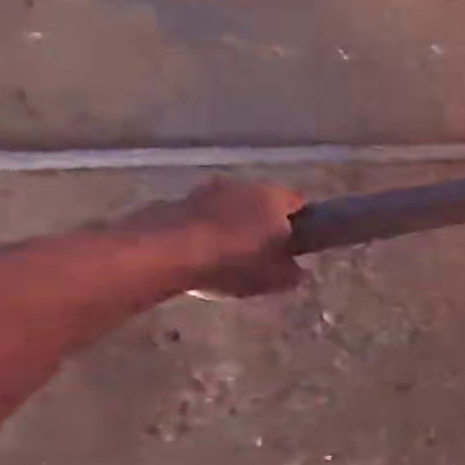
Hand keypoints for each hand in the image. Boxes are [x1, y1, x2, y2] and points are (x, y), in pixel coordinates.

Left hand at [132, 178, 304, 296]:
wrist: (159, 256)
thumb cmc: (234, 263)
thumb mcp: (279, 279)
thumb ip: (294, 271)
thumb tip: (297, 268)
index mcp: (274, 199)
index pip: (299, 201)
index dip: (304, 219)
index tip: (301, 239)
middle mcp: (240, 186)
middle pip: (260, 200)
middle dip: (264, 220)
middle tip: (266, 248)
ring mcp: (200, 192)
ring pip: (227, 206)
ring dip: (230, 223)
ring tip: (229, 254)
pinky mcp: (168, 203)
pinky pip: (197, 216)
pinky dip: (201, 230)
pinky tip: (199, 255)